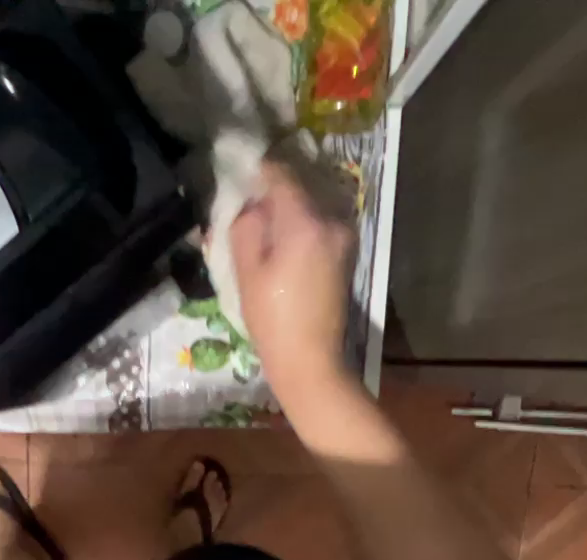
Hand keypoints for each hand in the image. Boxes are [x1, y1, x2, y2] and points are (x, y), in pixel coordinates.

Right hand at [228, 163, 356, 400]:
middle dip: (272, 195)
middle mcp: (332, 221)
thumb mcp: (247, 272)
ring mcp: (344, 238)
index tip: (240, 176)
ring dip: (287, 213)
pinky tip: (282, 250)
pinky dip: (300, 229)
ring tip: (262, 233)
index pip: (281, 175)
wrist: (311, 361)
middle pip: (298, 190)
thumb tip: (251, 205)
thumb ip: (246, 227)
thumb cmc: (273, 319)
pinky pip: (319, 227)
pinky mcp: (346, 255)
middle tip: (247, 210)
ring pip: (310, 208)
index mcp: (305, 222)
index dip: (258, 172)